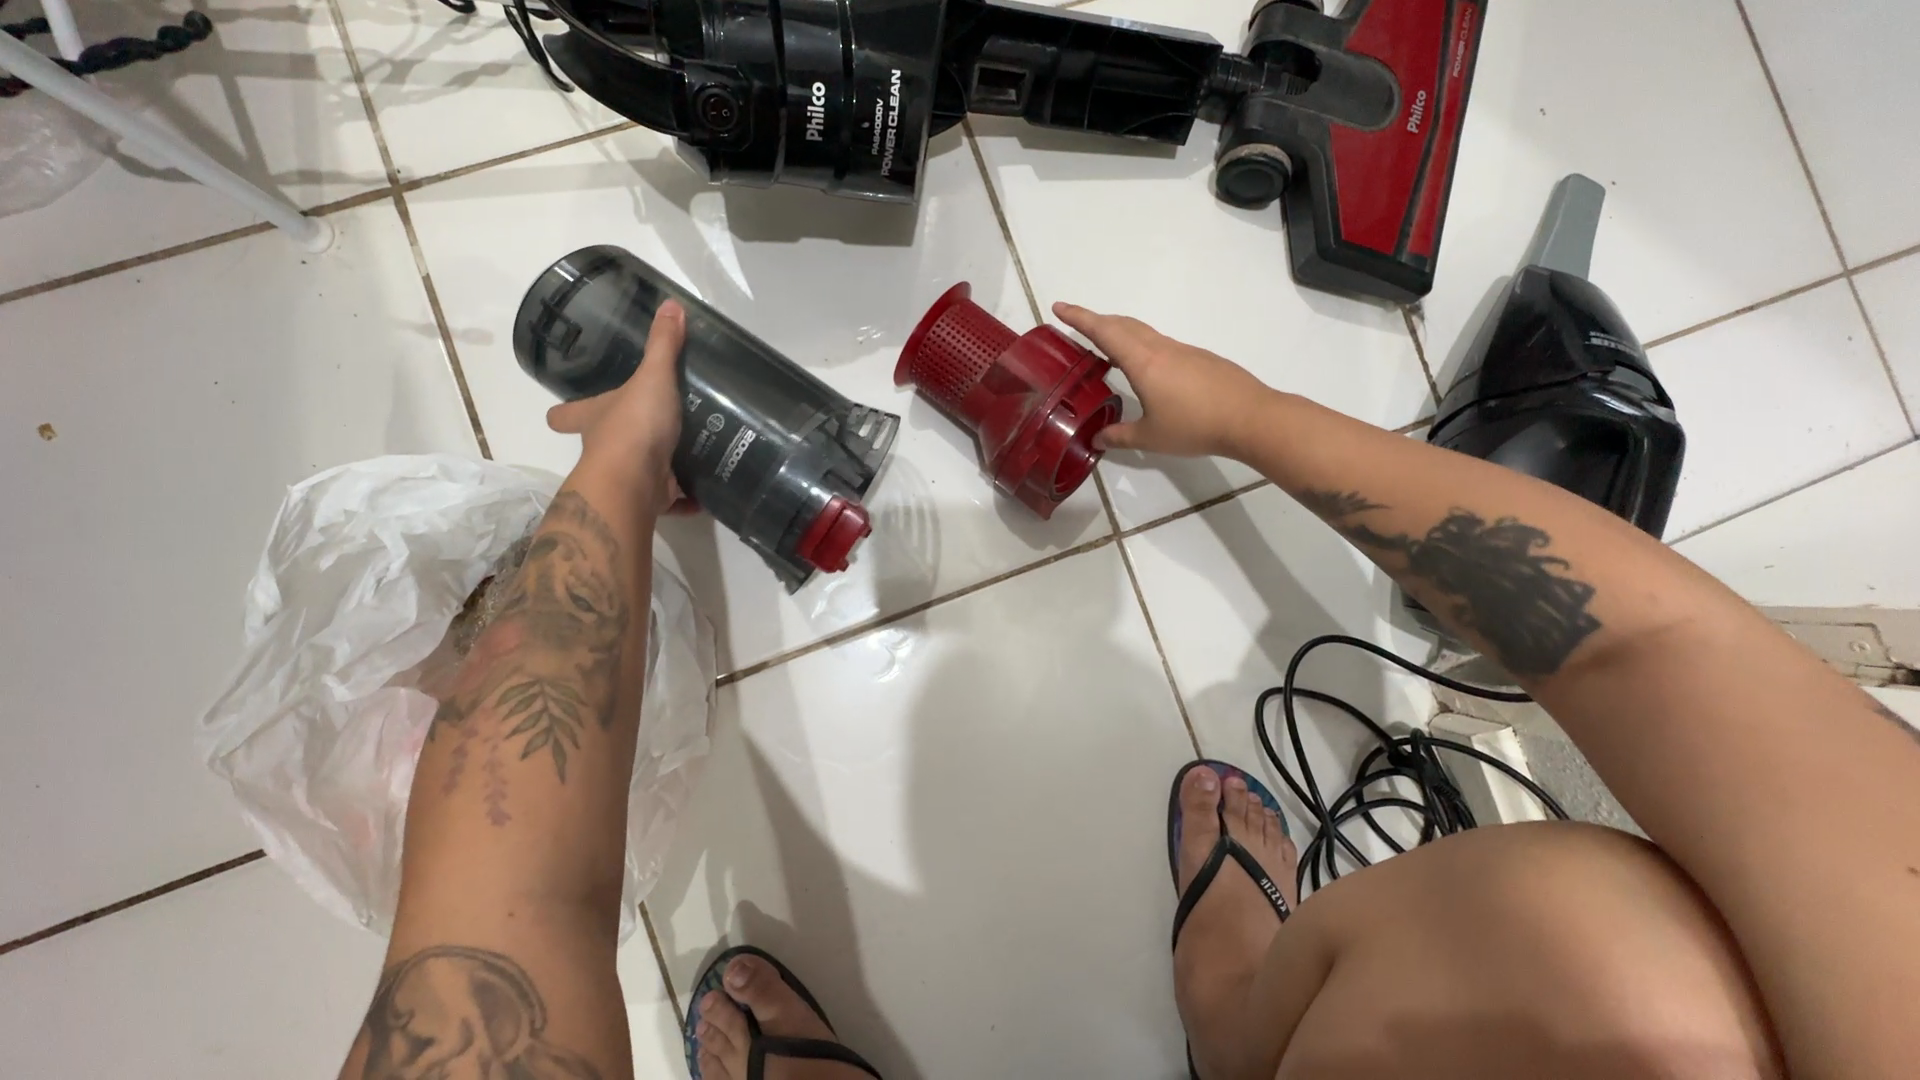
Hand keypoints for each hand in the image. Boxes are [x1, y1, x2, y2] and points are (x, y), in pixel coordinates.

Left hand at [547, 300, 686, 511]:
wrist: (636, 481)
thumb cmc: (634, 425)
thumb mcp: (652, 377)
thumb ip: (663, 345)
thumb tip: (671, 304)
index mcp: (594, 418)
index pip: (564, 415)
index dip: (563, 412)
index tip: (561, 411)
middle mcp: (603, 448)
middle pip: (601, 444)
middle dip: (618, 440)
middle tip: (645, 428)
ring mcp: (626, 477)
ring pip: (637, 471)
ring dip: (656, 467)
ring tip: (687, 453)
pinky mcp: (651, 498)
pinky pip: (670, 496)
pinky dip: (685, 496)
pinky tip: (704, 490)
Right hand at [1053, 302, 1278, 460]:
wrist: (1251, 417)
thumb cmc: (1195, 426)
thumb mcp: (1151, 437)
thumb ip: (1120, 436)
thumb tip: (1097, 438)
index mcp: (1143, 362)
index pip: (1104, 332)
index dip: (1079, 318)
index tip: (1059, 308)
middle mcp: (1161, 349)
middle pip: (1123, 325)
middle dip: (1097, 322)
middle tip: (1077, 326)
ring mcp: (1183, 351)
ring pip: (1143, 333)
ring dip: (1120, 334)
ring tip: (1105, 349)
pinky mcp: (1199, 359)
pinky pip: (1160, 345)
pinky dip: (1140, 347)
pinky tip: (1143, 369)